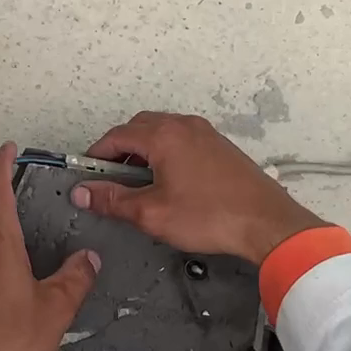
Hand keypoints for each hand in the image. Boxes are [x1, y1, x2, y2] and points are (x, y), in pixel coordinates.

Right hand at [72, 112, 326, 264]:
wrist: (267, 224)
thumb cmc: (211, 216)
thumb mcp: (151, 213)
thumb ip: (112, 200)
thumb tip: (83, 192)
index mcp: (164, 135)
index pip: (116, 136)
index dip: (96, 155)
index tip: (87, 175)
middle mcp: (184, 126)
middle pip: (138, 127)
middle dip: (119, 149)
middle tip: (109, 178)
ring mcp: (206, 134)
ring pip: (162, 132)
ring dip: (143, 150)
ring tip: (137, 182)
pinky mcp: (221, 147)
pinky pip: (182, 139)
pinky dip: (166, 152)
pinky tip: (168, 180)